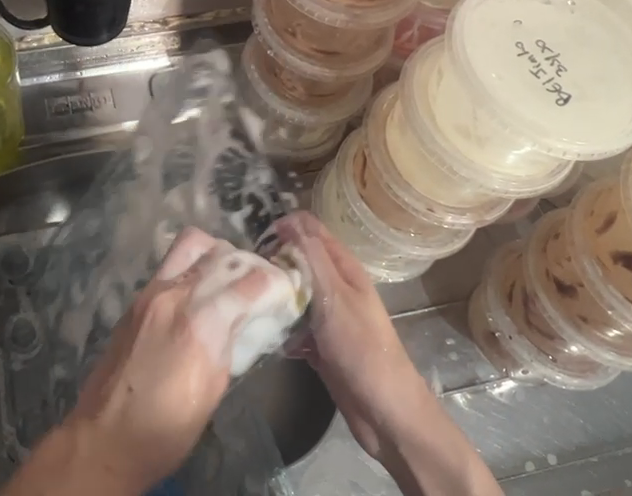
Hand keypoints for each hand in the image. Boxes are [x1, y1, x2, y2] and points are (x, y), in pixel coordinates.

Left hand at [1, 227, 286, 494]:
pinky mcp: (135, 298)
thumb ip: (230, 344)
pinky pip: (170, 265)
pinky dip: (190, 268)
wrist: (105, 435)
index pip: (248, 283)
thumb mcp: (213, 390)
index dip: (272, 283)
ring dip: (214, 254)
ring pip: (189, 245)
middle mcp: (175, 295)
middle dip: (245, 264)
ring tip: (226, 278)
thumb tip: (244, 319)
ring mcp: (151, 292)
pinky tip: (198, 293)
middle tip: (256, 282)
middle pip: (219, 253)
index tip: (282, 289)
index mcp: (200, 322)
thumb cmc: (166, 428)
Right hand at [273, 211, 435, 458]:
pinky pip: (293, 327)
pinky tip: (266, 336)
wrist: (384, 411)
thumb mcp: (334, 295)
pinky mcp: (320, 344)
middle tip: (247, 275)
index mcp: (344, 268)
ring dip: (274, 298)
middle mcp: (335, 287)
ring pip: (293, 294)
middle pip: (298, 261)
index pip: (310, 229)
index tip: (259, 242)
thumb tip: (290, 220)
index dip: (285, 228)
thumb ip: (312, 256)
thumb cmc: (361, 347)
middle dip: (273, 263)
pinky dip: (281, 330)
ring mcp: (328, 317)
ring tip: (249, 302)